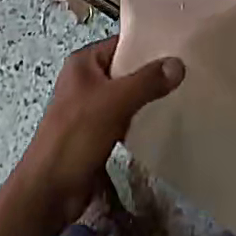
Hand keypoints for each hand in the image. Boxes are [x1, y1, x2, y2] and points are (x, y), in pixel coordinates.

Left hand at [16, 35, 184, 224]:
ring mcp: (90, 107)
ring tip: (180, 93)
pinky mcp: (96, 132)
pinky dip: (139, 119)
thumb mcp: (114, 102)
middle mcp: (86, 79)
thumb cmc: (76, 137)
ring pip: (126, 94)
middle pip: (125, 69)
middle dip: (151, 73)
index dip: (148, 44)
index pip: (122, 43)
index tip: (179, 47)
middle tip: (186, 71)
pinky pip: (124, 117)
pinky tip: (162, 121)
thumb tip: (179, 64)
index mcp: (83, 62)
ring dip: (147, 97)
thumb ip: (147, 82)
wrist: (49, 192)